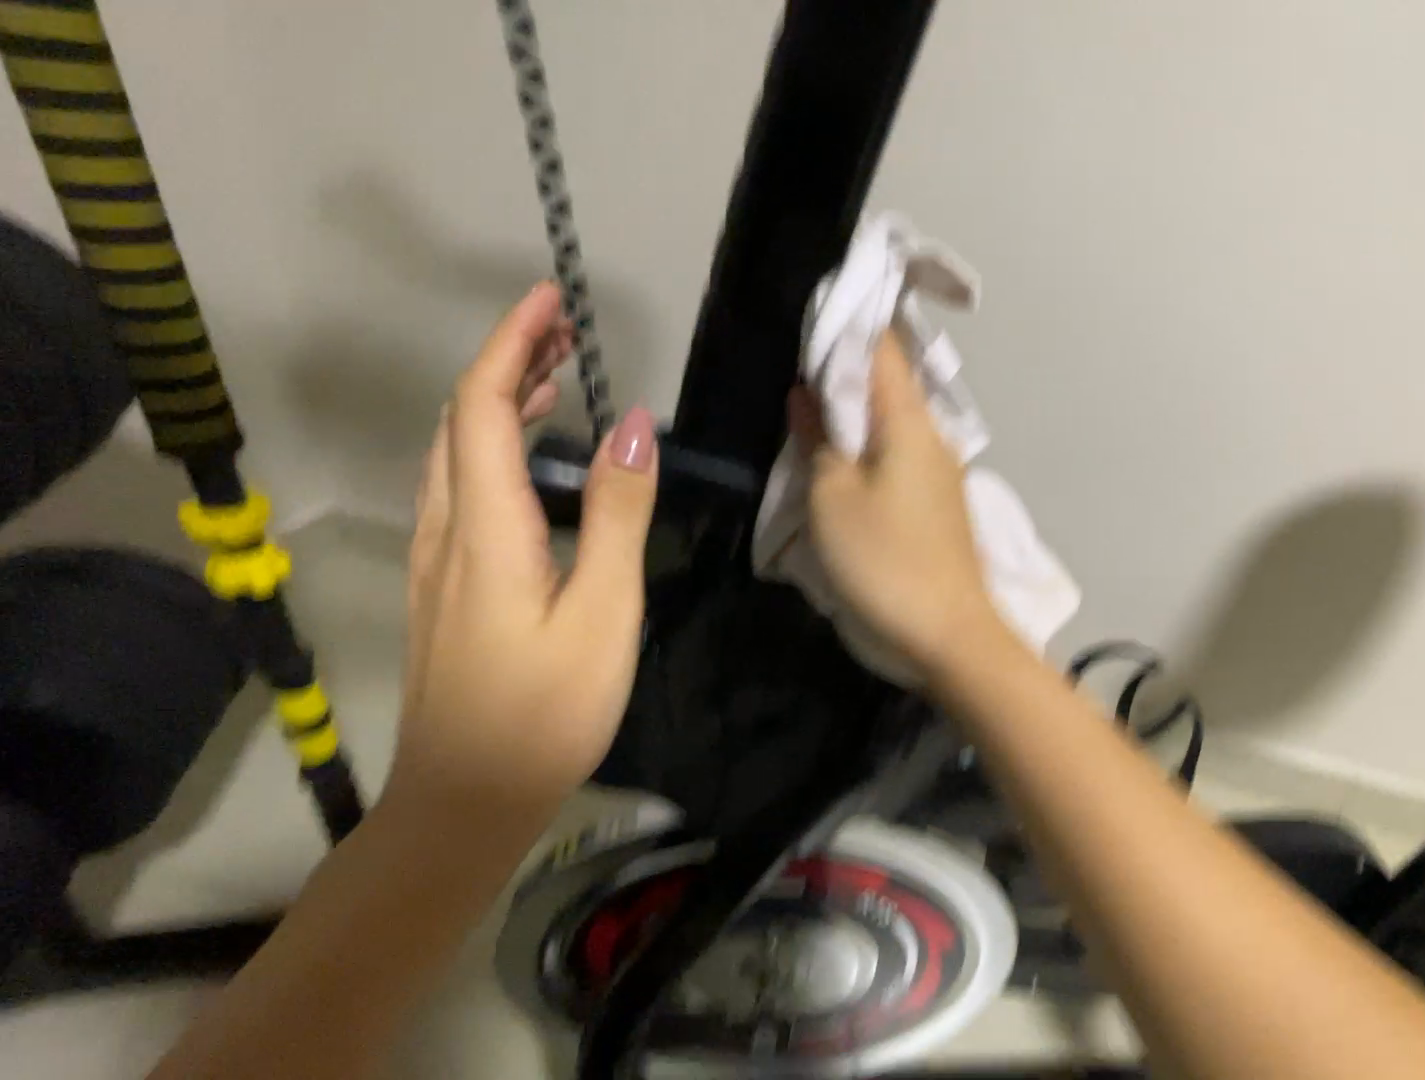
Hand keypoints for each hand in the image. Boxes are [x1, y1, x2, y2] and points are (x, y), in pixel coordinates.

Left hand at [394, 283, 658, 820]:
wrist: (466, 799)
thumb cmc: (548, 708)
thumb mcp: (605, 610)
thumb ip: (619, 514)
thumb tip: (634, 424)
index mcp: (486, 527)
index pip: (481, 407)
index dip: (510, 344)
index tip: (551, 300)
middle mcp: (447, 530)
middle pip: (459, 422)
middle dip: (505, 363)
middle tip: (564, 333)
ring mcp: (437, 562)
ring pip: (455, 457)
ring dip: (497, 405)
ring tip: (554, 381)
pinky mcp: (445, 589)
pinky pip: (462, 491)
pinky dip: (493, 450)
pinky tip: (533, 468)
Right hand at [790, 331, 1008, 671]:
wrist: (950, 634)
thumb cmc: (884, 560)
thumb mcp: (832, 497)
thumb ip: (819, 438)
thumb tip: (808, 394)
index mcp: (909, 421)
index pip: (883, 348)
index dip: (849, 326)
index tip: (813, 316)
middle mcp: (935, 435)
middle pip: (890, 383)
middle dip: (846, 371)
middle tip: (798, 369)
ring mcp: (944, 470)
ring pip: (895, 421)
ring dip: (857, 412)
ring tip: (813, 412)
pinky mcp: (941, 502)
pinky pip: (903, 454)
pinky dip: (872, 445)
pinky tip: (846, 458)